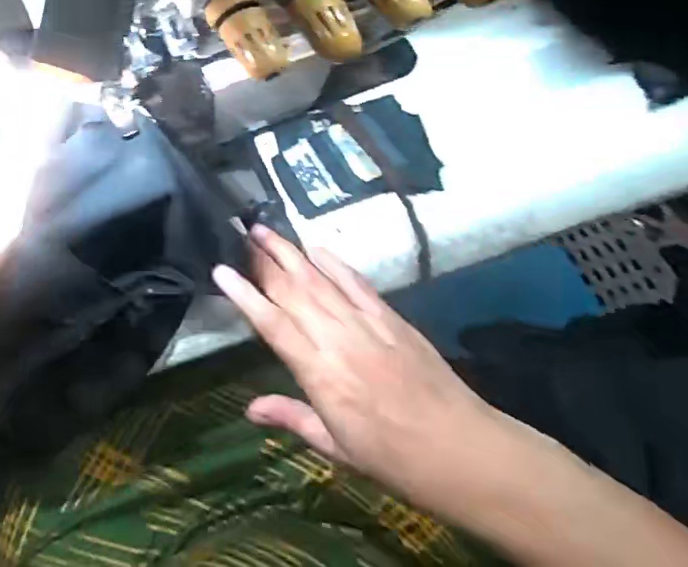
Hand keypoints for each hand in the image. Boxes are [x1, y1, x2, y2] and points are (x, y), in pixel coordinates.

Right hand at [212, 227, 519, 515]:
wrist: (467, 453)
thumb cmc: (396, 459)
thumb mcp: (338, 449)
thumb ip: (293, 417)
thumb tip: (249, 409)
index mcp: (321, 374)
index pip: (273, 324)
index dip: (244, 295)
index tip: (220, 270)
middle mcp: (338, 340)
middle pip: (292, 290)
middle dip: (262, 260)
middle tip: (238, 235)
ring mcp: (366, 324)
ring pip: (318, 279)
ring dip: (289, 252)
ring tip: (263, 229)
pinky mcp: (391, 318)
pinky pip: (356, 283)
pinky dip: (334, 263)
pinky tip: (315, 248)